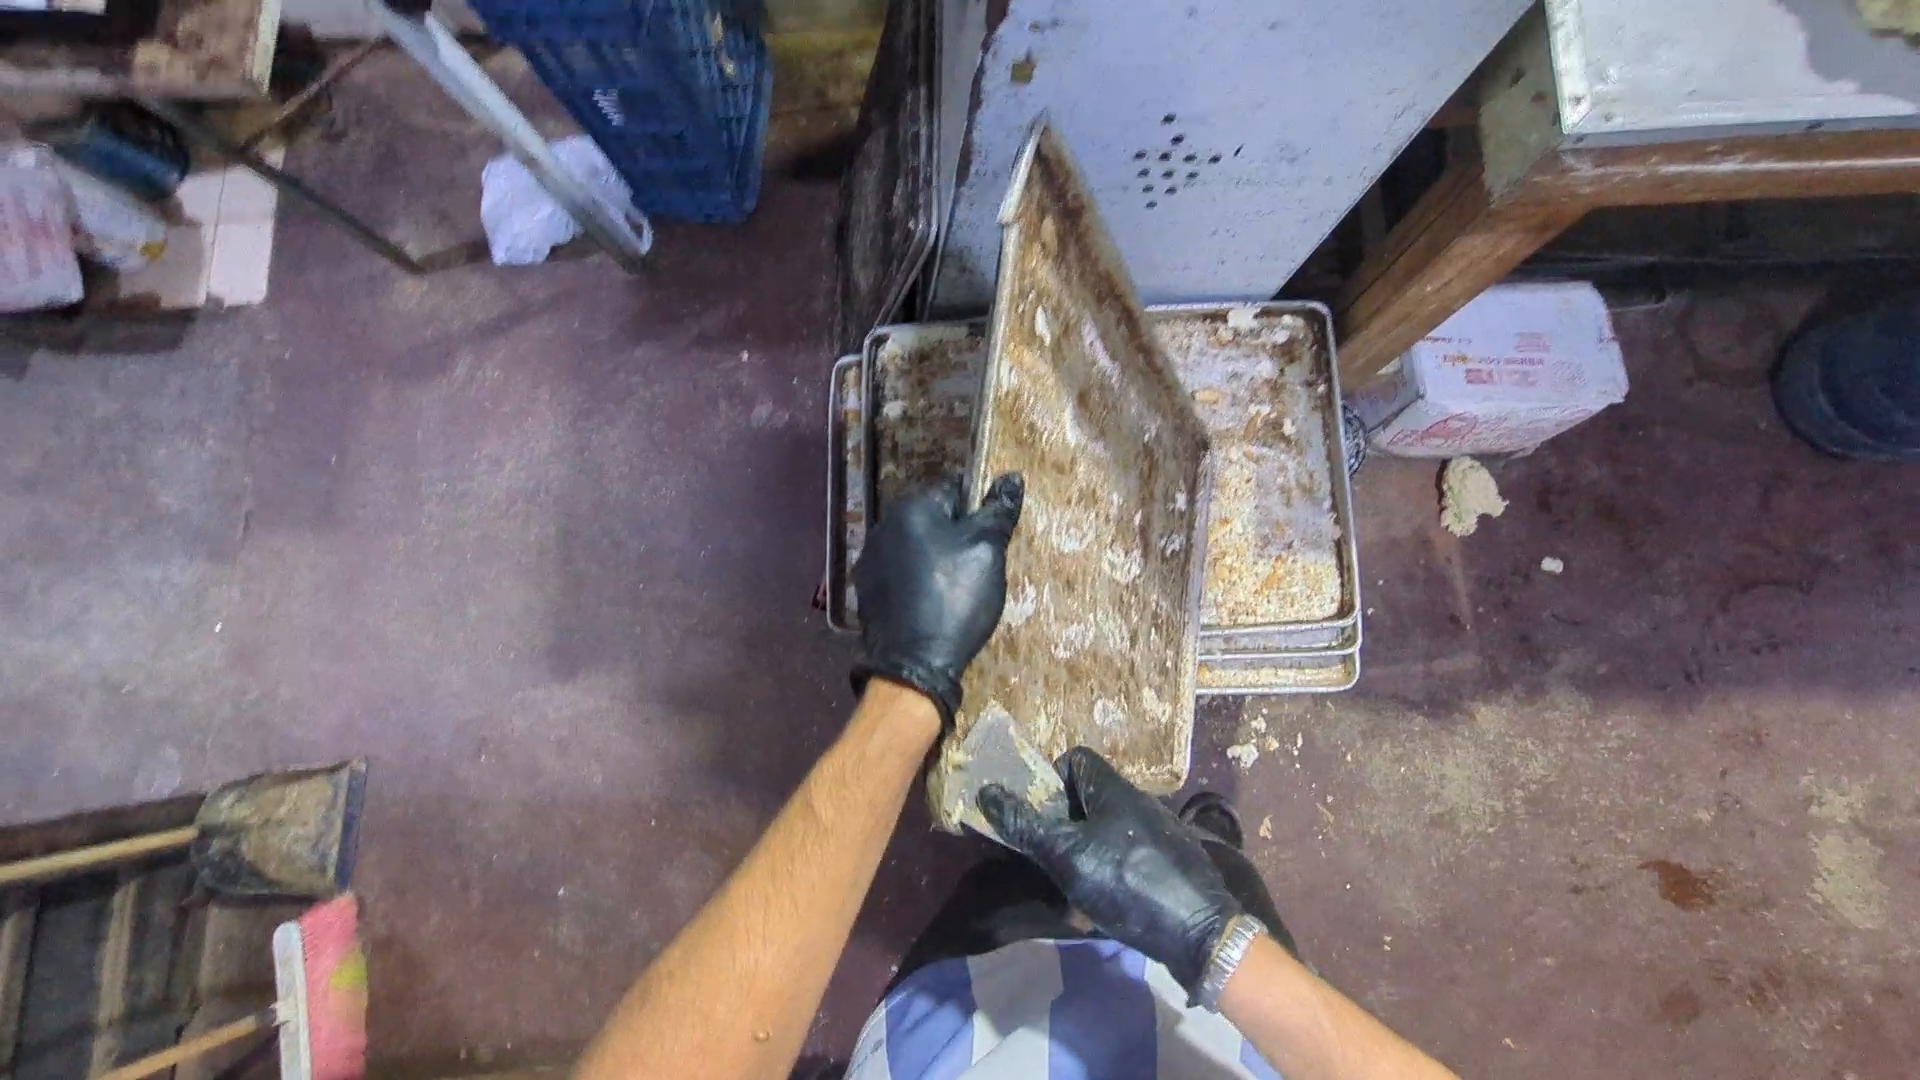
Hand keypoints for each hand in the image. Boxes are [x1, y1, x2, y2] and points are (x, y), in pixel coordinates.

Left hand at [852, 473, 1023, 725]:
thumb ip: (998, 511)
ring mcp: (870, 558)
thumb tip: (1012, 477)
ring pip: (914, 544)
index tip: (991, 534)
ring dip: (934, 555)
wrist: (914, 663)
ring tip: (955, 586)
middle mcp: (884, 525)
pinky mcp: (866, 589)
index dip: (977, 506)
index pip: (953, 487)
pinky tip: (931, 601)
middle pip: (931, 516)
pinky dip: (916, 579)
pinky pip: (899, 571)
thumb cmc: (956, 598)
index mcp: (912, 508)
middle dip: (955, 532)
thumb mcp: (986, 551)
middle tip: (978, 564)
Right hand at [978, 747, 1242, 995]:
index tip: (1038, 813)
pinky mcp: (1169, 862)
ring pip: (1103, 833)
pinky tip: (1100, 910)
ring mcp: (1157, 833)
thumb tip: (987, 792)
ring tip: (1069, 891)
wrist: (1201, 932)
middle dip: (1061, 827)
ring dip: (1081, 857)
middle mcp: (1137, 801)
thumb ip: (1026, 825)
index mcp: (1113, 788)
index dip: (1051, 778)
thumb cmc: (1127, 881)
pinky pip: (1125, 859)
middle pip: (1086, 799)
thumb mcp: (1066, 855)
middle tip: (1047, 857)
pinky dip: (1107, 877)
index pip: (1075, 758)